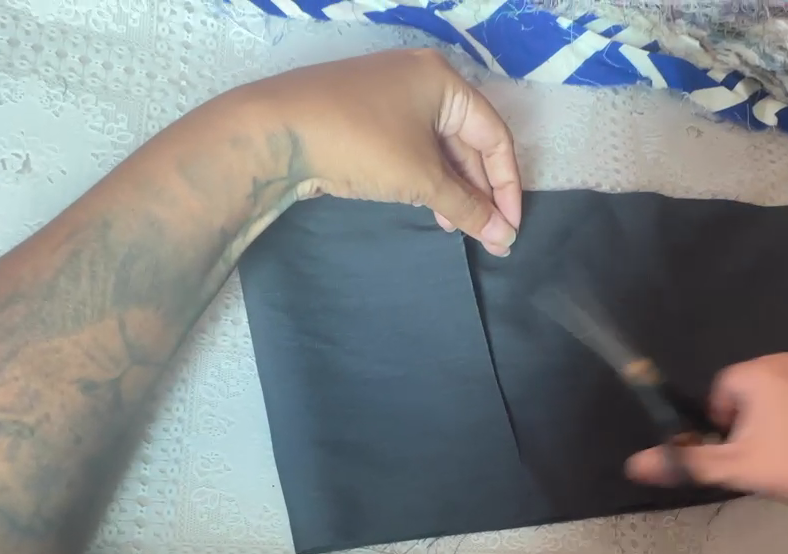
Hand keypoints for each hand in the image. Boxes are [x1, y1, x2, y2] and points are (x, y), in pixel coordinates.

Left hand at [235, 49, 520, 254]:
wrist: (277, 132)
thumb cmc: (360, 142)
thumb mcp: (422, 179)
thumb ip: (468, 209)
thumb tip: (502, 235)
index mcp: (444, 82)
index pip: (495, 138)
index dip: (508, 187)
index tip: (510, 227)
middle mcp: (424, 82)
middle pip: (472, 145)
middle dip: (483, 194)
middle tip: (492, 238)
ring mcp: (397, 100)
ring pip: (446, 153)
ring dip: (459, 194)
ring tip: (463, 230)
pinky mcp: (376, 122)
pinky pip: (421, 154)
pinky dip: (434, 184)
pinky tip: (437, 213)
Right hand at [626, 353, 787, 525]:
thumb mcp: (738, 469)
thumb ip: (686, 464)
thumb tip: (635, 465)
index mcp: (760, 372)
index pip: (722, 389)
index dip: (723, 424)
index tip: (739, 453)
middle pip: (754, 388)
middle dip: (751, 421)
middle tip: (765, 459)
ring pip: (787, 393)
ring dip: (781, 420)